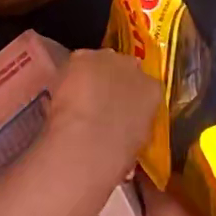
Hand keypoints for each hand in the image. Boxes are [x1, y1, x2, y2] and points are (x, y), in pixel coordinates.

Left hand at [49, 49, 160, 174]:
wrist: (87, 147)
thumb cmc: (116, 156)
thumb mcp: (137, 143)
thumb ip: (136, 124)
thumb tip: (127, 126)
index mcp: (153, 91)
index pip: (146, 86)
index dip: (131, 96)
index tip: (120, 110)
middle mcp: (135, 68)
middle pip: (125, 67)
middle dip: (114, 81)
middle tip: (99, 103)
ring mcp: (108, 59)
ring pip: (100, 62)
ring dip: (93, 75)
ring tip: (77, 99)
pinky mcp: (82, 58)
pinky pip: (76, 63)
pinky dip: (69, 76)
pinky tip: (61, 95)